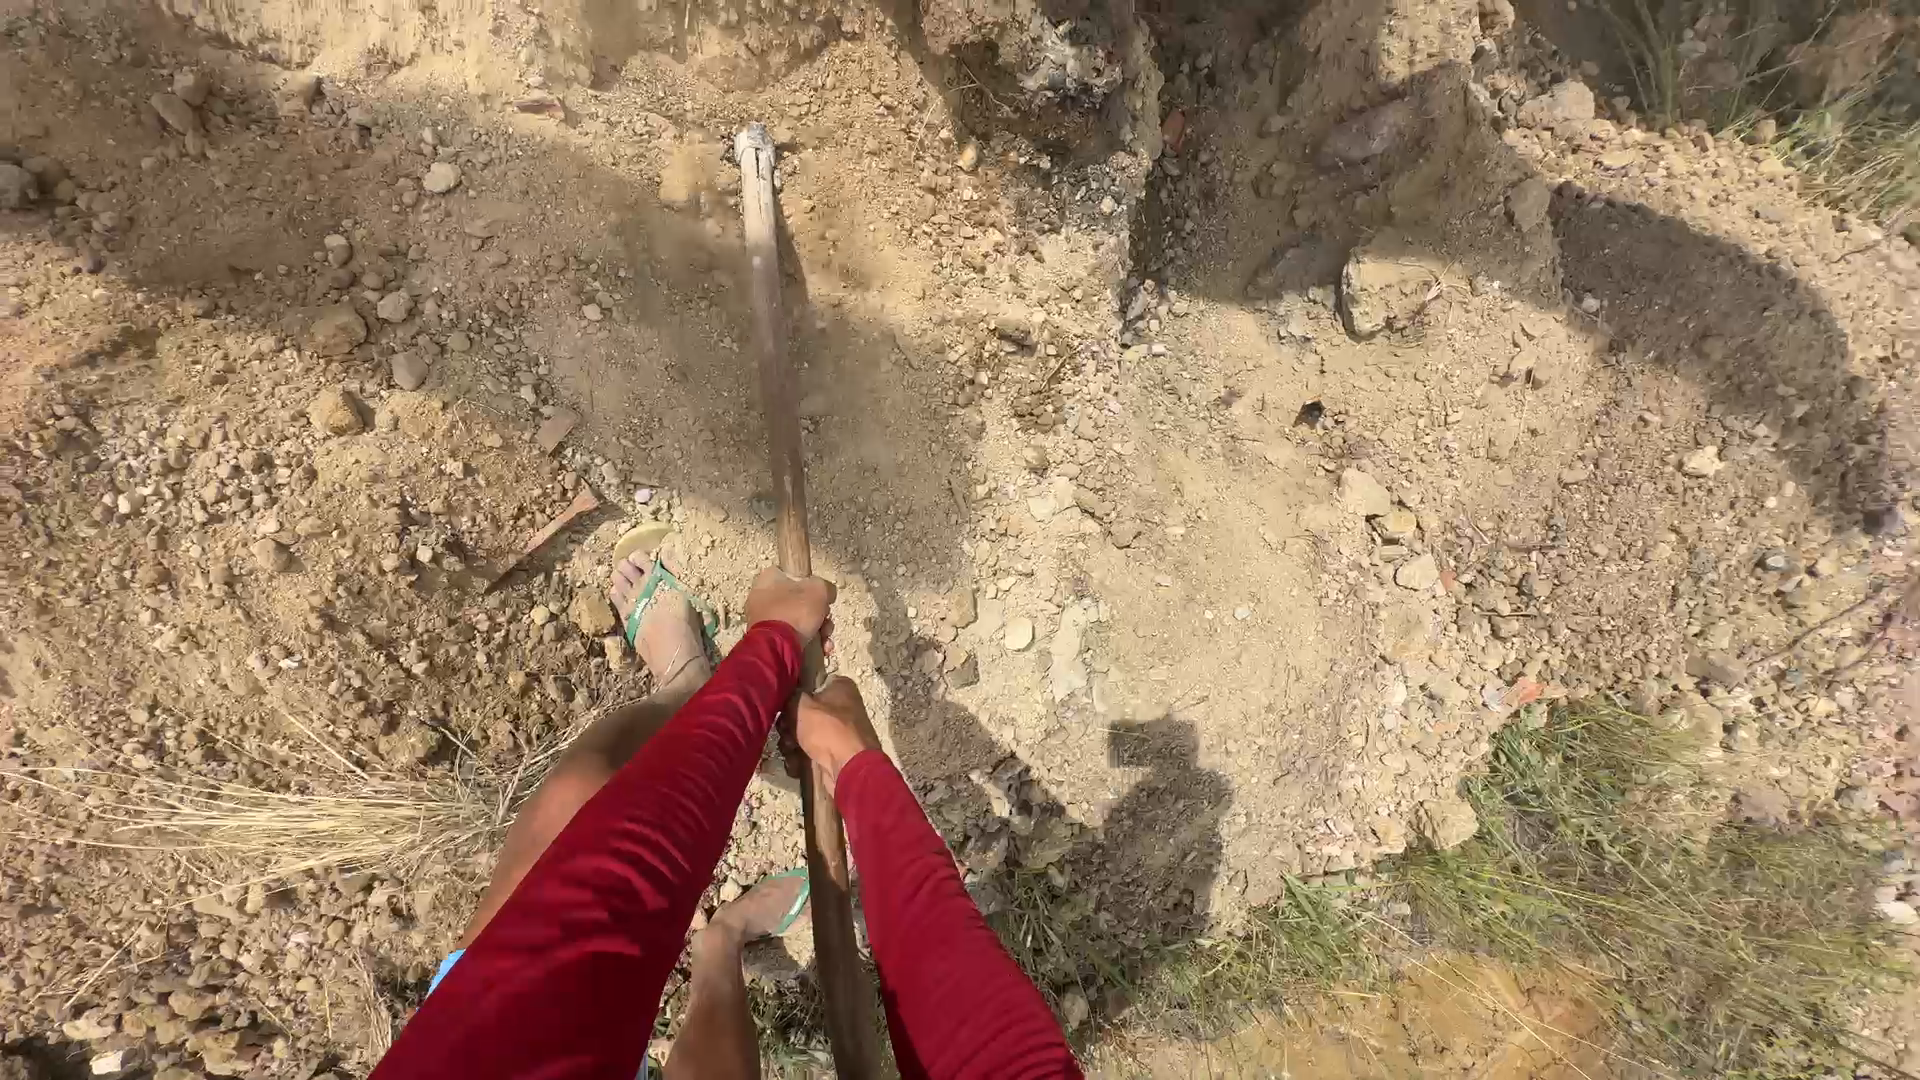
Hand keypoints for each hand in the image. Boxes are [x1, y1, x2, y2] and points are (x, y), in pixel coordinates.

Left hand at [743, 566, 835, 643]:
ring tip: (825, 639)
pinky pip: (792, 634)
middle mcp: (762, 597)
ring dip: (818, 629)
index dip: (810, 581)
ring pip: (799, 619)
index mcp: (768, 579)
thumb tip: (826, 595)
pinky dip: (808, 640)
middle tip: (825, 619)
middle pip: (799, 599)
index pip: (791, 572)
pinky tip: (821, 648)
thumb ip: (825, 586)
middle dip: (819, 612)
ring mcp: (764, 619)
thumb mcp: (818, 590)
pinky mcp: (768, 638)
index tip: (820, 593)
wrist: (778, 648)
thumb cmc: (796, 611)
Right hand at [783, 676, 881, 789]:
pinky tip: (798, 765)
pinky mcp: (830, 755)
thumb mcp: (803, 705)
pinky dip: (799, 760)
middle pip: (802, 714)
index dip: (794, 697)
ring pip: (801, 735)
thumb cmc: (827, 729)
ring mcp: (836, 733)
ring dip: (791, 745)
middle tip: (787, 731)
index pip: (809, 686)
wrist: (847, 768)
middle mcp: (840, 708)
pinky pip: (806, 754)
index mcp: (840, 688)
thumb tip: (788, 698)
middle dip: (789, 726)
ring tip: (793, 750)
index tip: (784, 706)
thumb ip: (791, 697)